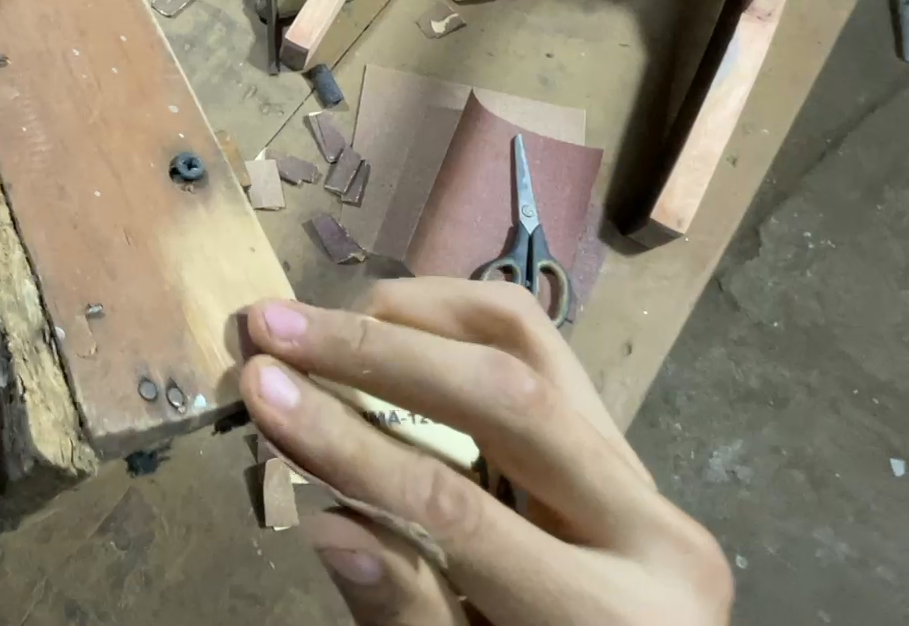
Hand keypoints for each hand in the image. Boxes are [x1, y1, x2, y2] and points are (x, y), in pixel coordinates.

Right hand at [241, 279, 731, 623]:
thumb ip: (401, 609)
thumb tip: (324, 523)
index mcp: (617, 620)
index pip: (454, 507)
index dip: (345, 442)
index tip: (258, 387)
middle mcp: (650, 524)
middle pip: (501, 396)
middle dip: (368, 351)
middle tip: (272, 327)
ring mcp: (632, 461)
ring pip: (519, 337)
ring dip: (404, 317)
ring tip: (318, 323)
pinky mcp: (603, 423)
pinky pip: (521, 332)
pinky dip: (438, 312)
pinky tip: (378, 326)